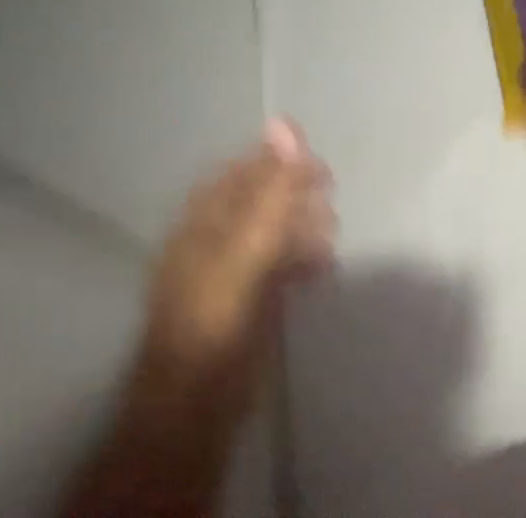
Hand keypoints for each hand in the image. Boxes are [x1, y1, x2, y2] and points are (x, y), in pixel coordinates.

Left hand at [140, 119, 333, 397]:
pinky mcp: (249, 303)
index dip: (276, 161)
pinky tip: (323, 268)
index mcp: (201, 224)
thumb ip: (272, 191)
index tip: (318, 165)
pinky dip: (304, 259)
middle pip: (258, 201)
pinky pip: (281, 266)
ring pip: (273, 233)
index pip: (238, 173)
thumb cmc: (217, 318)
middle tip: (329, 199)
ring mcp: (230, 275)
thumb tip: (285, 124)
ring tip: (329, 235)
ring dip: (304, 227)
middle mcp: (212, 243)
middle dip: (296, 195)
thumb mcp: (248, 249)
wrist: (196, 402)